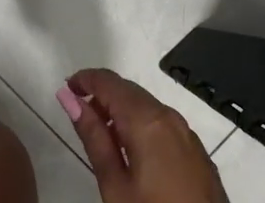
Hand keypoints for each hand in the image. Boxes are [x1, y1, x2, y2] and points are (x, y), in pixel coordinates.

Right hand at [59, 69, 227, 202]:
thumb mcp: (114, 184)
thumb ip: (92, 136)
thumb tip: (69, 98)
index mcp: (146, 120)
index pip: (108, 82)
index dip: (84, 80)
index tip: (66, 93)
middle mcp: (169, 117)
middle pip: (128, 90)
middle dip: (101, 95)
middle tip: (80, 117)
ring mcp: (188, 134)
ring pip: (146, 106)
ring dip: (121, 110)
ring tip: (103, 137)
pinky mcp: (198, 153)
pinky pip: (163, 123)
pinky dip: (141, 125)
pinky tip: (133, 152)